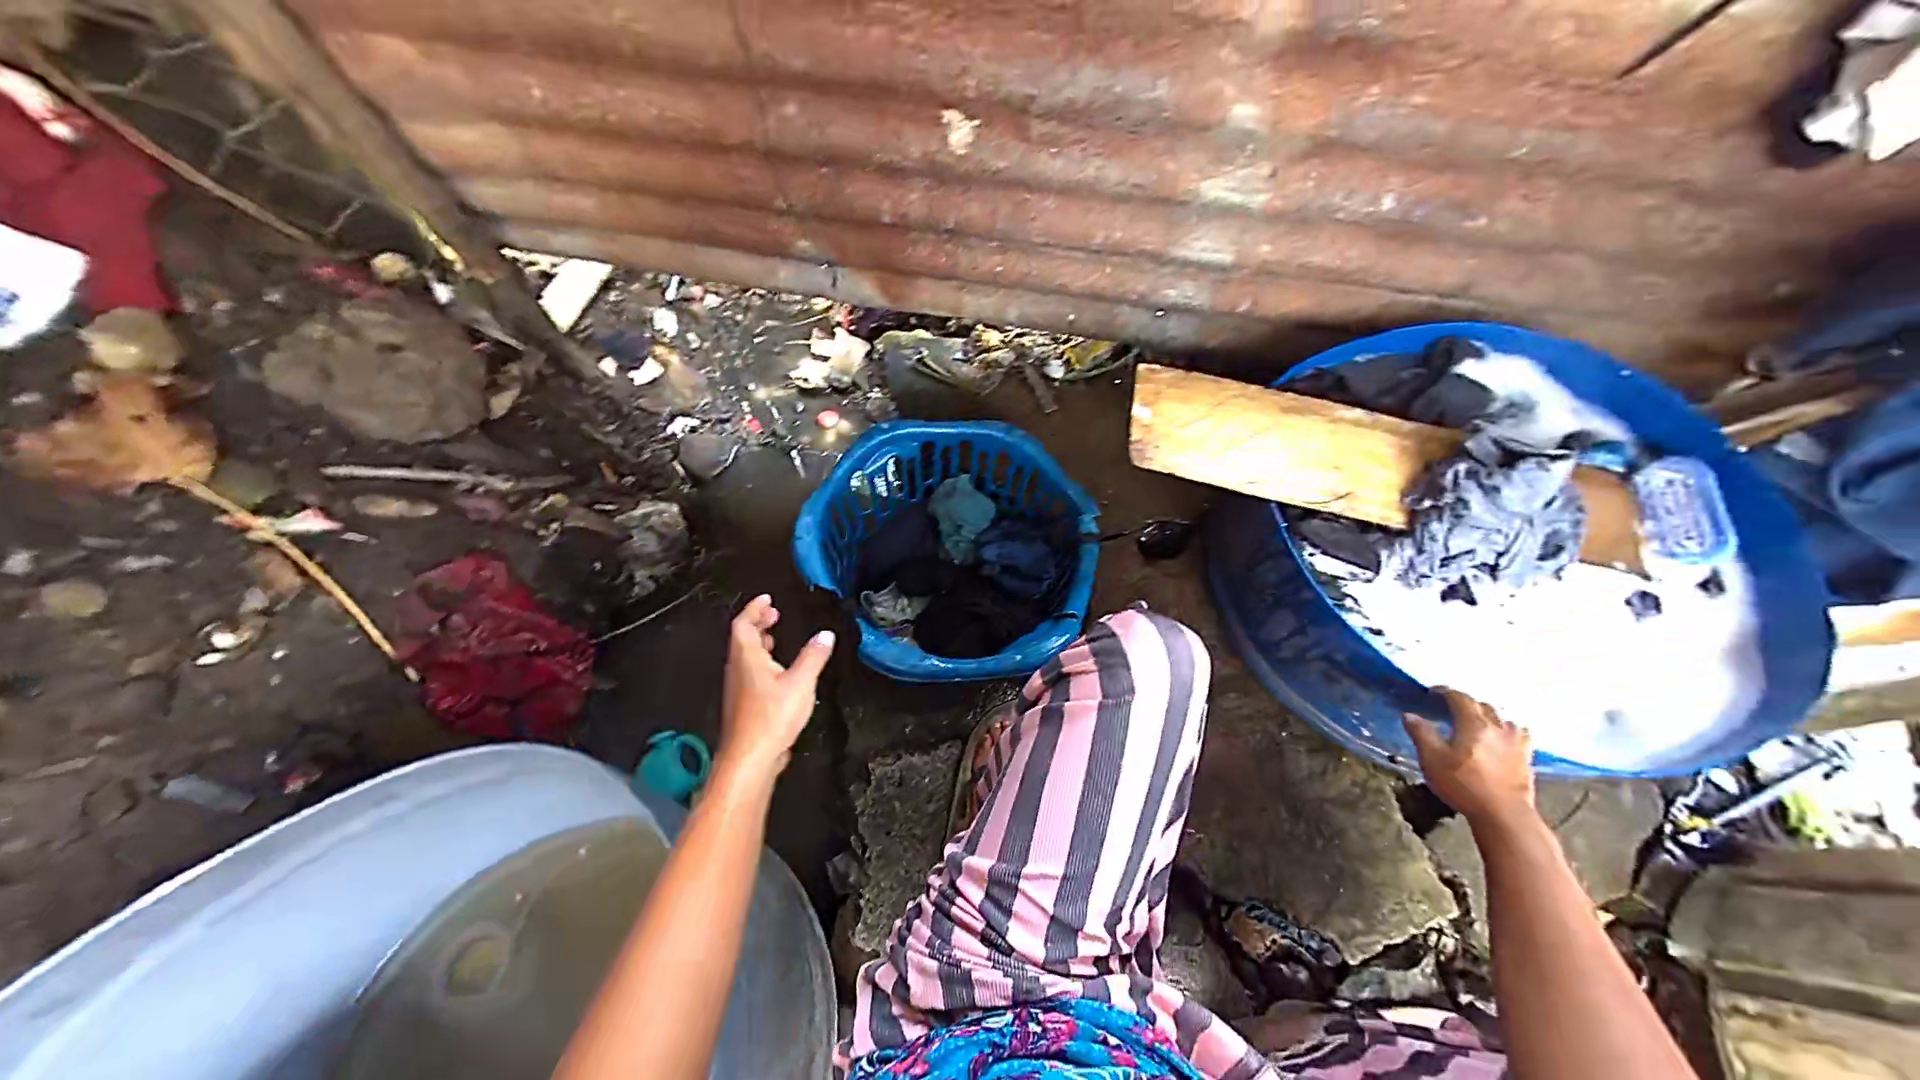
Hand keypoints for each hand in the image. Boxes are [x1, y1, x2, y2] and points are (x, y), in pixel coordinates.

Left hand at [720, 595, 833, 776]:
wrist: (750, 758)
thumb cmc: (771, 718)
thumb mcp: (801, 682)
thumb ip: (814, 656)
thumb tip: (825, 636)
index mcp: (747, 658)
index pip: (743, 623)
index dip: (754, 608)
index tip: (767, 599)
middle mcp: (738, 670)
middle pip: (742, 638)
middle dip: (758, 622)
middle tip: (773, 614)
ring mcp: (738, 688)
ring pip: (744, 656)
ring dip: (759, 642)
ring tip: (774, 637)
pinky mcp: (743, 704)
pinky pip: (749, 673)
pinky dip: (761, 661)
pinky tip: (776, 671)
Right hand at [1404, 688, 1535, 828]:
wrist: (1504, 814)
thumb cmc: (1463, 784)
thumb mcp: (1432, 758)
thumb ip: (1421, 733)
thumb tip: (1410, 714)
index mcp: (1474, 724)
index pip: (1460, 698)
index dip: (1446, 692)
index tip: (1433, 692)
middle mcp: (1498, 727)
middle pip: (1483, 706)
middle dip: (1466, 703)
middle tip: (1451, 708)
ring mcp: (1516, 743)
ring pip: (1502, 719)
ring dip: (1488, 716)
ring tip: (1478, 721)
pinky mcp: (1526, 759)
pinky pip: (1518, 735)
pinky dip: (1507, 730)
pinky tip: (1502, 738)